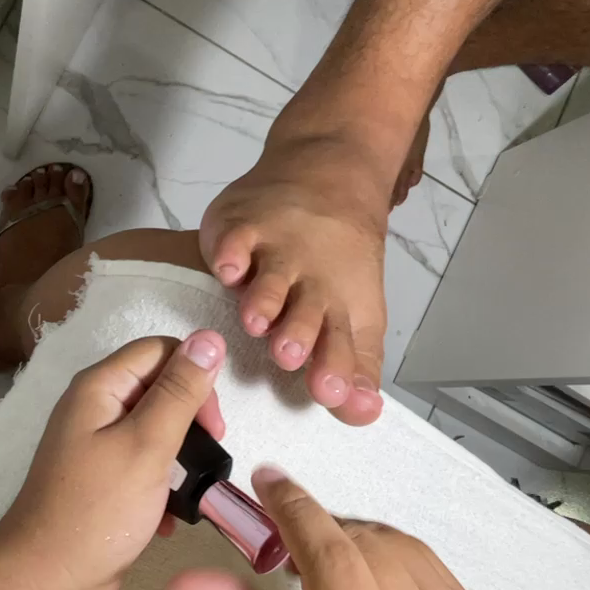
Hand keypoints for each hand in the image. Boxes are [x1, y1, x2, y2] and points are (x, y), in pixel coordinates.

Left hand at [0, 330, 228, 589]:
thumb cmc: (98, 508)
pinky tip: (166, 515)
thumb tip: (209, 338)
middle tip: (206, 461)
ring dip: (180, 459)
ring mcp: (96, 442)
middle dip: (192, 422)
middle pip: (161, 388)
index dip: (195, 378)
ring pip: (157, 429)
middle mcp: (95, 406)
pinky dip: (161, 484)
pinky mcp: (102, 476)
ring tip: (187, 492)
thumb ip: (180, 392)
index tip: (213, 426)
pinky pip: (144, 463)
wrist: (48, 575)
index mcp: (99, 387)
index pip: (162, 351)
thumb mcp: (148, 445)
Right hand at [166, 467, 489, 589]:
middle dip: (313, 522)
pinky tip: (352, 564)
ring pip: (386, 538)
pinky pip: (410, 546)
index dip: (299, 515)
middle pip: (361, 546)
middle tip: (278, 532)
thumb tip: (188, 580)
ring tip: (313, 559)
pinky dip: (371, 540)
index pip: (337, 571)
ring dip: (341, 531)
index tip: (266, 480)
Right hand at [201, 132, 392, 426]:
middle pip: (304, 314)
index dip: (334, 369)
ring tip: (257, 320)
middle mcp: (309, 285)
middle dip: (297, 334)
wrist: (329, 176)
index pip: (339, 345)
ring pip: (271, 280)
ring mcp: (277, 253)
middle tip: (287, 353)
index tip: (328, 391)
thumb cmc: (338, 260)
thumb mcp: (357, 315)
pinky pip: (236, 239)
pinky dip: (231, 252)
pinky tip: (227, 268)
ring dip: (264, 299)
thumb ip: (352, 369)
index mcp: (337, 311)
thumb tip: (363, 414)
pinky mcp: (244, 227)